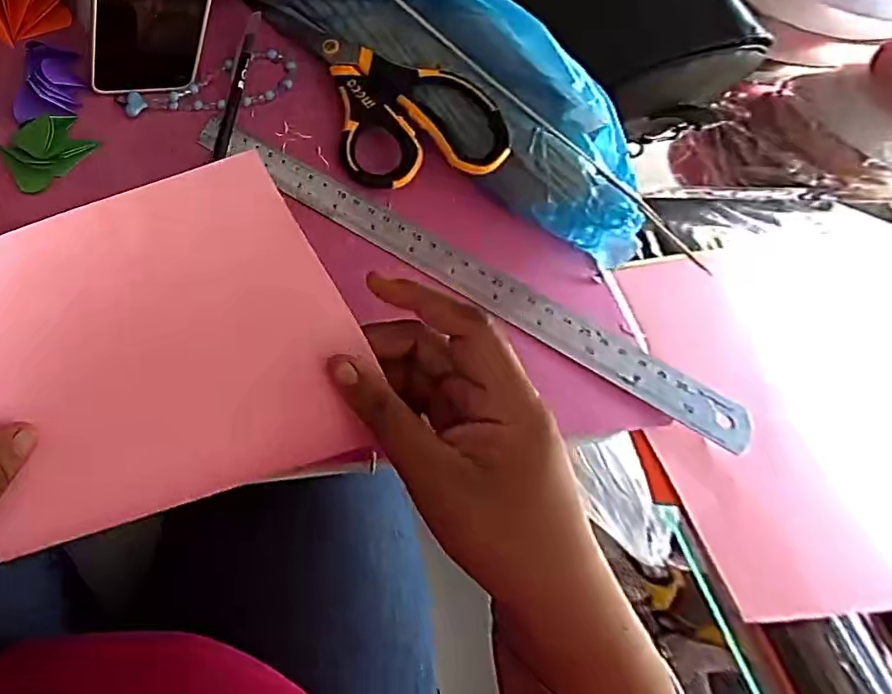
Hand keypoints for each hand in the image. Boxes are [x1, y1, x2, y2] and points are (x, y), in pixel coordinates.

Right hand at [329, 273, 669, 693]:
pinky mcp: (470, 441)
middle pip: (436, 351)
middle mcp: (496, 398)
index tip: (374, 284)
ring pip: (426, 379)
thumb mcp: (433, 471)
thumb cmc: (504, 537)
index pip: (465, 326)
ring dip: (387, 380)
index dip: (420, 297)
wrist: (552, 606)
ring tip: (347, 391)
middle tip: (339, 364)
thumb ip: (383, 412)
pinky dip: (396, 405)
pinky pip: (426, 406)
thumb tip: (339, 364)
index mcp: (507, 397)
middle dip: (387, 351)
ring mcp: (483, 420)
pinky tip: (369, 413)